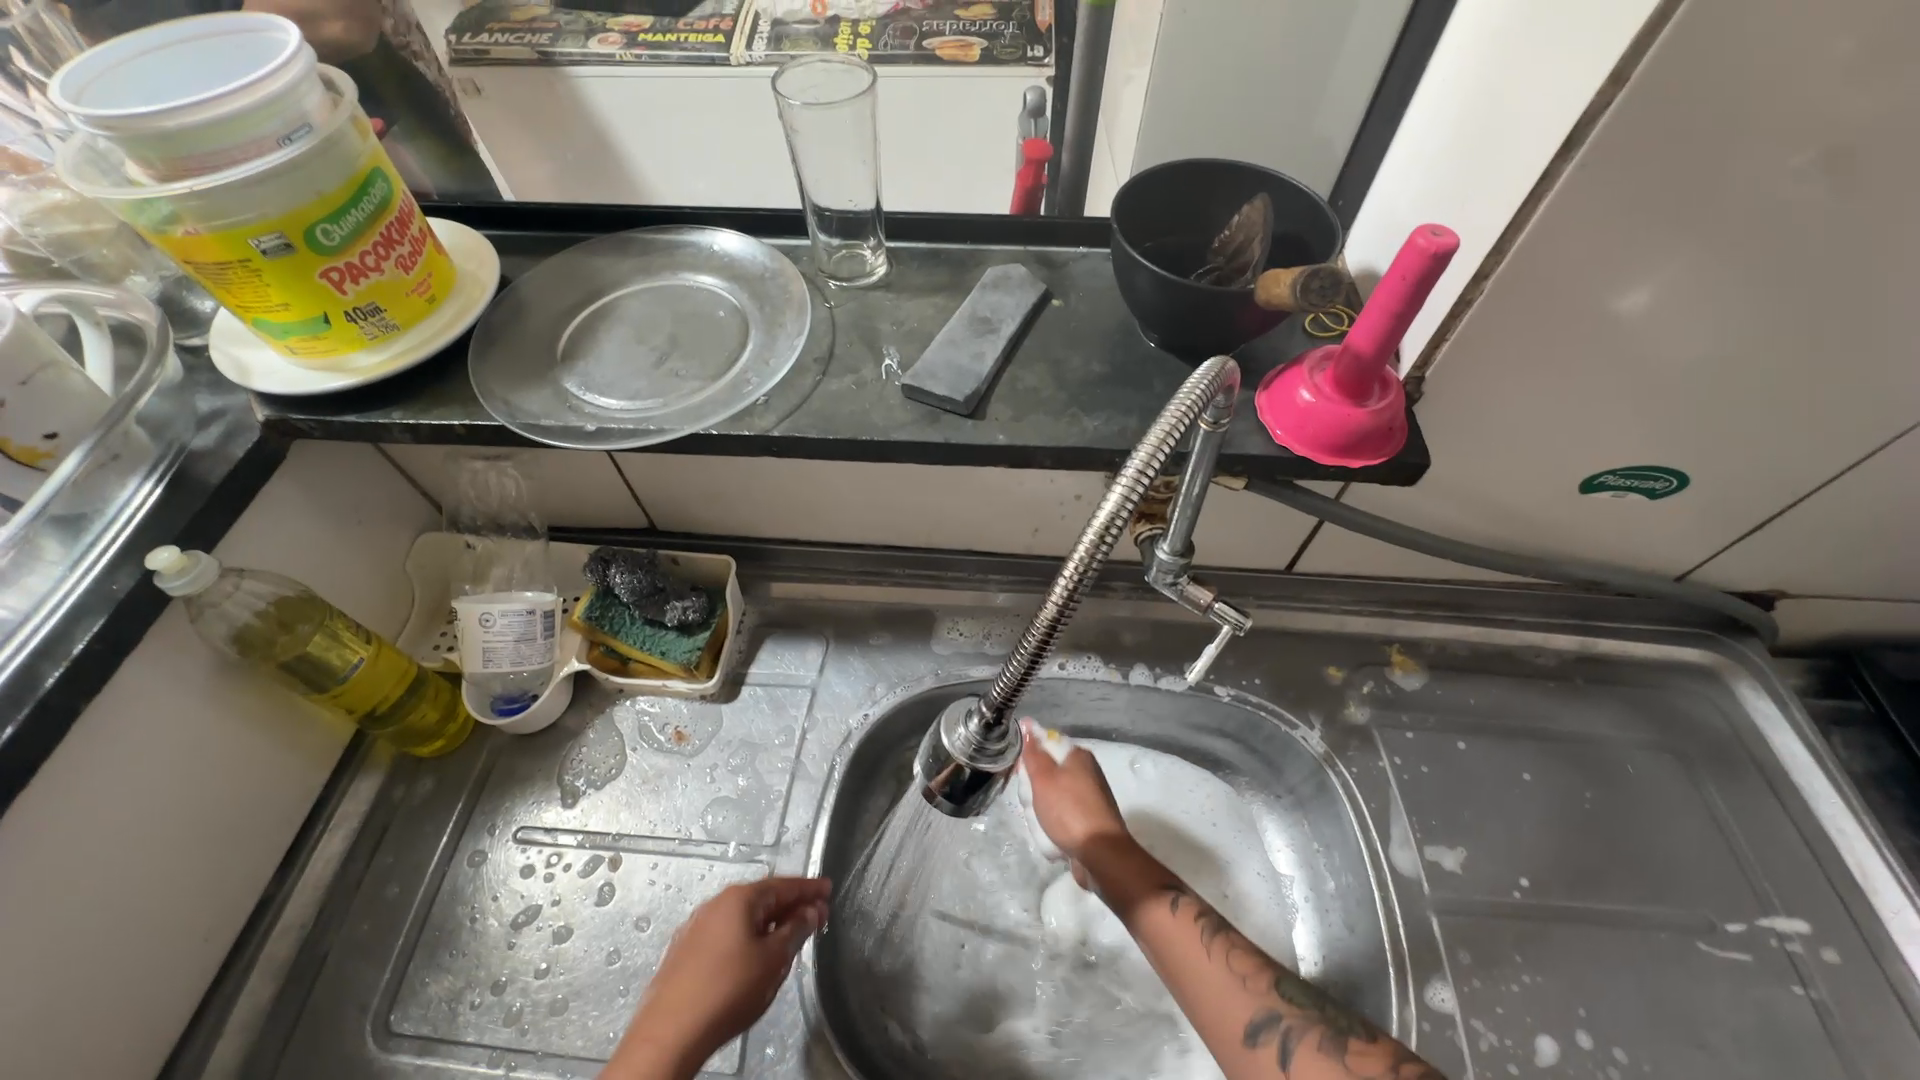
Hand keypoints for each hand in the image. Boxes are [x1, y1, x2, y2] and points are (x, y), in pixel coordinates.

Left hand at [607, 877, 830, 1079]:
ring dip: (770, 924)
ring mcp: (696, 928)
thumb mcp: (773, 959)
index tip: (828, 889)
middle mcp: (715, 905)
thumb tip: (811, 910)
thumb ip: (796, 930)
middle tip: (818, 916)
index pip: (783, 886)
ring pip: (743, 918)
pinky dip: (748, 937)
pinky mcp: (685, 952)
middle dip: (791, 907)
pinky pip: (727, 934)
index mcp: (738, 899)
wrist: (669, 1034)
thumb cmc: (728, 990)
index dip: (809, 889)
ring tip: (791, 937)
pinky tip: (756, 956)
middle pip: (762, 899)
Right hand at [1020, 718, 1131, 876]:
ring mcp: (1090, 796)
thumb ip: (1033, 753)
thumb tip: (1028, 725)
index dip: (1029, 759)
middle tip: (1032, 803)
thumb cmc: (1069, 811)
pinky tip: (1053, 836)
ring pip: (1053, 796)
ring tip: (1043, 824)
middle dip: (1034, 790)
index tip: (1020, 775)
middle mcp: (1087, 771)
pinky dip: (1055, 823)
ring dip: (1042, 810)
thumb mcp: (1043, 779)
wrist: (1101, 854)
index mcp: (1079, 756)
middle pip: (1048, 772)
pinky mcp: (1090, 818)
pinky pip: (1063, 814)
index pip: (1046, 745)